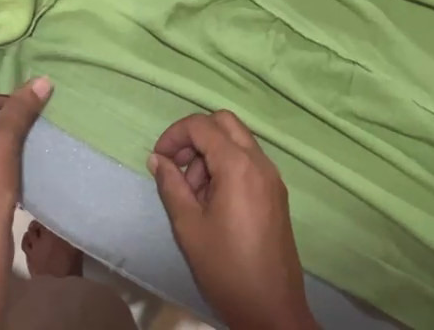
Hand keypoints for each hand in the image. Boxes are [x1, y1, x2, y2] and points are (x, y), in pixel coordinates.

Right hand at [148, 111, 317, 329]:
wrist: (272, 311)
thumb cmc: (226, 268)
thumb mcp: (189, 226)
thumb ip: (171, 185)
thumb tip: (157, 158)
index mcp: (238, 166)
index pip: (201, 126)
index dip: (174, 135)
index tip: (159, 158)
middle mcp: (260, 162)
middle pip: (224, 122)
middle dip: (195, 136)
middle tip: (177, 165)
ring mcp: (272, 177)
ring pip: (237, 140)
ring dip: (210, 152)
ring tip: (193, 193)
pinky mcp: (276, 194)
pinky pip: (248, 161)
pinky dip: (227, 165)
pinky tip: (212, 200)